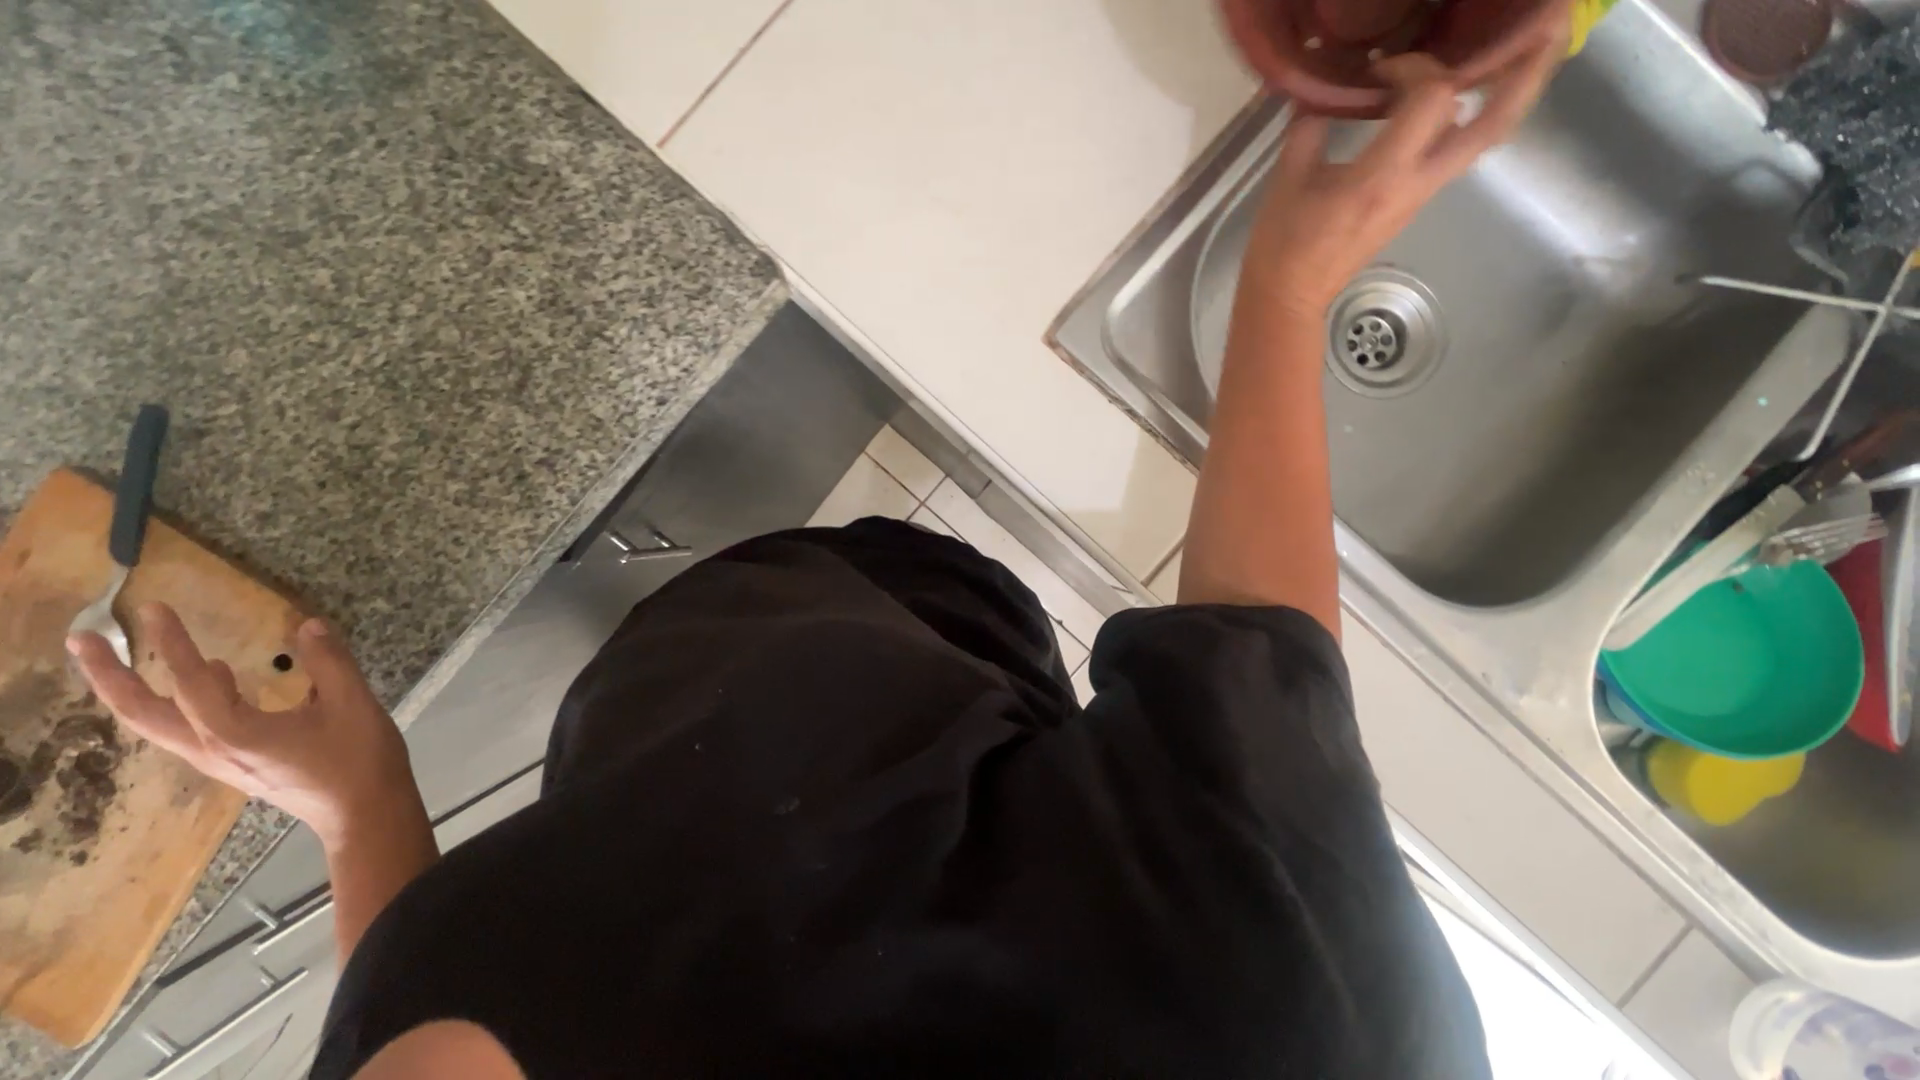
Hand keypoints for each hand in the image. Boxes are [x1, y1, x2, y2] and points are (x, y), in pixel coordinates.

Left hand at [68, 603, 419, 847]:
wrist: (364, 812)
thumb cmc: (359, 758)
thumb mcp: (353, 703)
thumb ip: (330, 662)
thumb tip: (308, 625)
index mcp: (236, 733)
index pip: (191, 680)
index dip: (173, 643)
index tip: (153, 609)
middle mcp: (212, 749)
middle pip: (142, 712)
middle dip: (109, 675)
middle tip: (82, 640)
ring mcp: (219, 761)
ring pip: (159, 724)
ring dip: (133, 690)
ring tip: (124, 658)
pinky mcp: (235, 765)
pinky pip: (188, 729)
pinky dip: (178, 701)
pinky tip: (214, 678)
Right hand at [1239, 37, 1565, 317]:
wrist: (1290, 295)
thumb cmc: (1283, 243)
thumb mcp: (1287, 179)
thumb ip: (1311, 127)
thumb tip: (1325, 95)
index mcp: (1382, 175)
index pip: (1432, 98)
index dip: (1416, 68)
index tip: (1381, 70)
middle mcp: (1416, 183)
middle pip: (1493, 123)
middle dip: (1526, 71)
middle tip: (1548, 24)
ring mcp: (1422, 194)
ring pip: (1483, 137)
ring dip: (1510, 92)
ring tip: (1526, 49)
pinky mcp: (1415, 201)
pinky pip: (1457, 150)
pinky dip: (1471, 115)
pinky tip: (1462, 94)